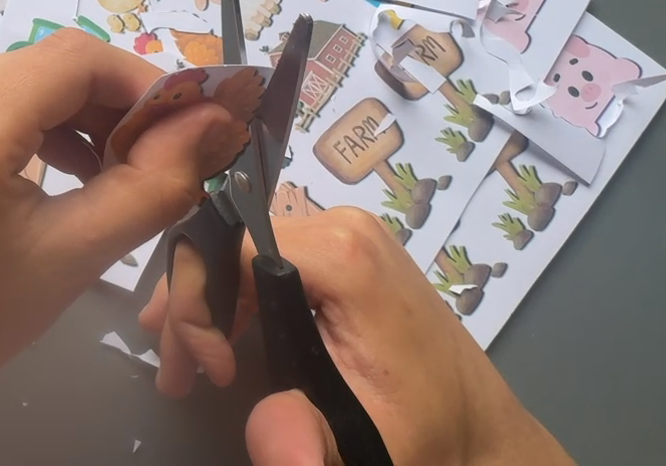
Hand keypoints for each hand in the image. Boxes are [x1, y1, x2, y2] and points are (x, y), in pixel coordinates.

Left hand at [0, 31, 247, 458]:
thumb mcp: (77, 255)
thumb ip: (153, 183)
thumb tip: (214, 121)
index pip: (72, 59)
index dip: (142, 80)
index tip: (191, 121)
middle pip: (45, 63)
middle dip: (112, 99)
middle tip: (160, 151)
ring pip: (18, 76)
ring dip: (76, 109)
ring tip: (116, 165)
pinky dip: (35, 118)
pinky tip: (67, 163)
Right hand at [143, 208, 572, 465]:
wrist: (490, 434)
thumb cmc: (430, 432)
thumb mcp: (368, 438)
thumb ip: (306, 433)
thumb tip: (268, 448)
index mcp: (342, 254)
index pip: (228, 249)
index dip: (197, 302)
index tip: (207, 372)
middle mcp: (335, 221)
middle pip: (226, 247)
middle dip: (189, 308)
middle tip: (174, 371)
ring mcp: (337, 225)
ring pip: (235, 248)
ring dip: (203, 302)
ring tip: (186, 360)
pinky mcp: (337, 239)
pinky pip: (259, 254)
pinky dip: (231, 293)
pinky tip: (219, 334)